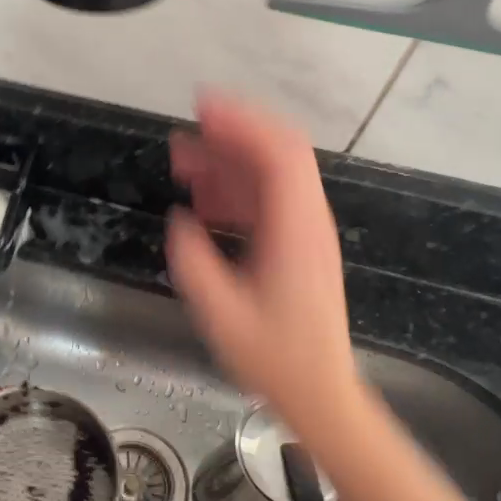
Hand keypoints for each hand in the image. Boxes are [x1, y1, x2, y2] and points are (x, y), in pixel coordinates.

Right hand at [165, 91, 359, 440]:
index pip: (278, 154)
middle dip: (230, 134)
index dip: (241, 121)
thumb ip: (195, 261)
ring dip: (228, 162)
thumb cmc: (275, 359)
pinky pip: (266, 201)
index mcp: (295, 230)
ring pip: (269, 176)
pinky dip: (235, 190)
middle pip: (276, 154)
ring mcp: (303, 232)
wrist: (320, 393)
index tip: (202, 108)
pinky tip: (204, 202)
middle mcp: (305, 221)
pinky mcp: (296, 246)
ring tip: (185, 166)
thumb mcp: (222, 314)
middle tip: (186, 134)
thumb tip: (180, 220)